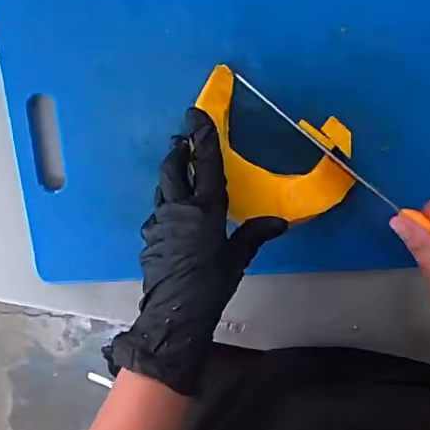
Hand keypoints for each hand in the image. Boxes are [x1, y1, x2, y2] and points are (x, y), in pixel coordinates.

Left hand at [105, 108, 286, 395]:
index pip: (204, 164)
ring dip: (169, 175)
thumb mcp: (237, 258)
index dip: (202, 138)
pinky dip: (166, 204)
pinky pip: (158, 212)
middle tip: (182, 138)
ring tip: (178, 168)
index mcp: (204, 209)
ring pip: (162, 189)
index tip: (196, 115)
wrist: (174, 314)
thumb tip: (280, 222)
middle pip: (172, 169)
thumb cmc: (211, 284)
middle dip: (177, 149)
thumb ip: (254, 235)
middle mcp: (178, 209)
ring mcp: (159, 222)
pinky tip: (173, 214)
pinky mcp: (149, 237)